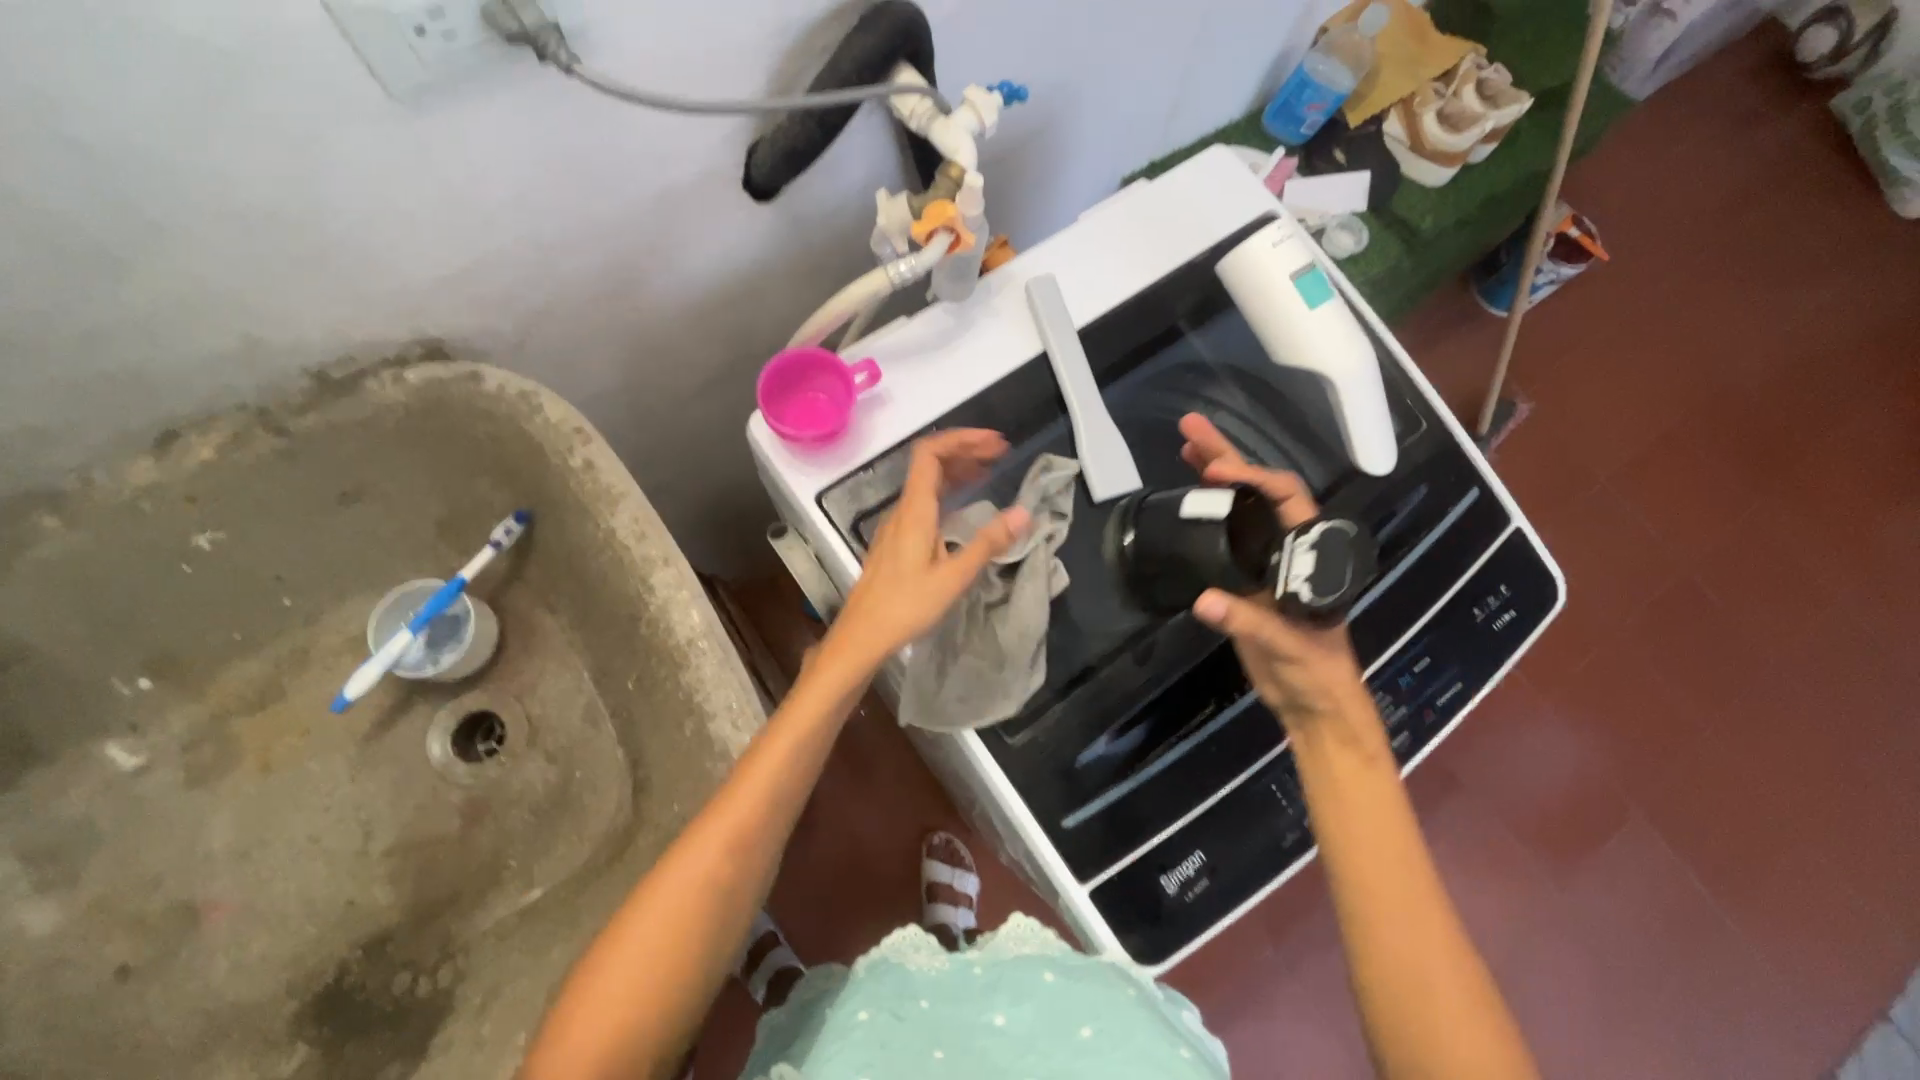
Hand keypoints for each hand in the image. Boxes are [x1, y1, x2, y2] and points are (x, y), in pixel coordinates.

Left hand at [823, 429, 1030, 670]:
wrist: (862, 635)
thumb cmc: (906, 607)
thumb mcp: (954, 577)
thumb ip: (988, 542)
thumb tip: (1024, 512)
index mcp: (915, 511)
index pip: (931, 453)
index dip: (962, 439)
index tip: (994, 443)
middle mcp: (903, 510)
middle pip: (930, 463)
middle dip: (965, 450)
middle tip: (1001, 453)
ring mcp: (897, 525)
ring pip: (926, 483)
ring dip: (957, 471)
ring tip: (989, 472)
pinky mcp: (897, 541)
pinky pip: (924, 502)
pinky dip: (948, 492)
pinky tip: (965, 507)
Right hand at [1178, 413, 1369, 729]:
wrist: (1311, 703)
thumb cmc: (1317, 671)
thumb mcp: (1288, 644)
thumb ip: (1248, 621)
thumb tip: (1203, 600)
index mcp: (1310, 552)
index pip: (1284, 498)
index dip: (1251, 479)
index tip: (1216, 472)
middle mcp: (1288, 547)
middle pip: (1257, 491)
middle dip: (1226, 457)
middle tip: (1190, 427)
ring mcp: (1264, 562)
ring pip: (1239, 509)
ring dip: (1214, 476)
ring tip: (1184, 445)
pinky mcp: (1243, 581)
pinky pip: (1222, 538)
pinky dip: (1204, 515)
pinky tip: (1185, 499)